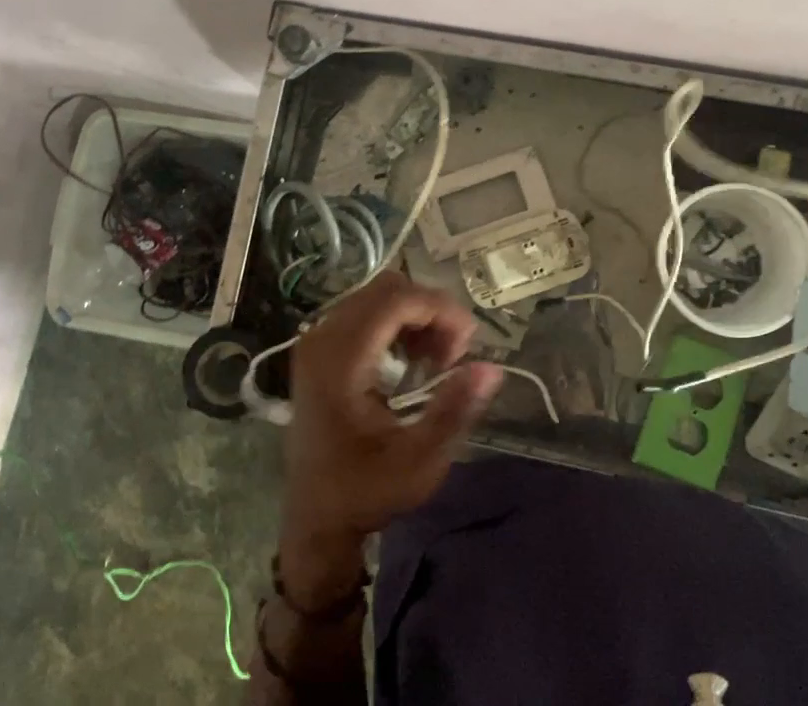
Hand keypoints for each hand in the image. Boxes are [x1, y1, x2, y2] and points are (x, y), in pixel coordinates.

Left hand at [278, 273, 501, 600]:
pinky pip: (362, 315)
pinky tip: (412, 361)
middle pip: (384, 289)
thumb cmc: (366, 491)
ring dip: (414, 317)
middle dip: (430, 310)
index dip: (439, 309)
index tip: (470, 342)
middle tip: (456, 352)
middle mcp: (321, 340)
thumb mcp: (419, 459)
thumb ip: (453, 409)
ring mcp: (315, 344)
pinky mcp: (318, 354)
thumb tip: (491, 368)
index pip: (394, 300)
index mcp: (340, 361)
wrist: (316, 518)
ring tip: (438, 360)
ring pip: (374, 298)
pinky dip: (395, 326)